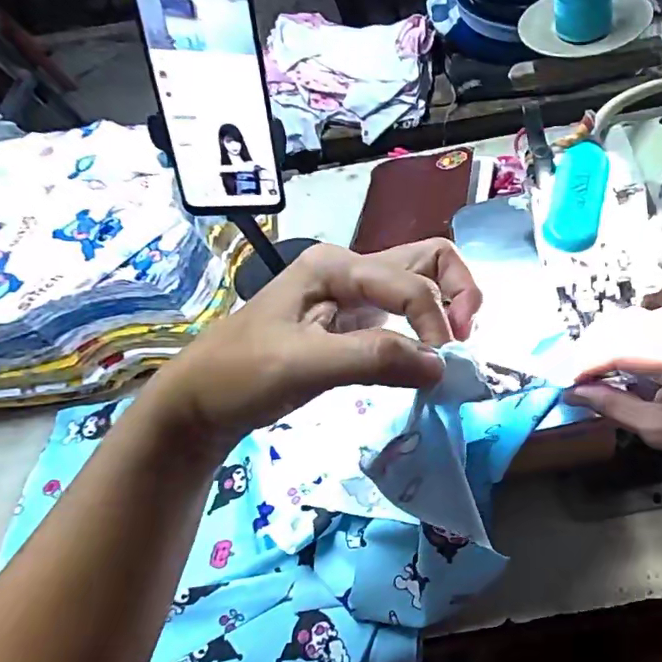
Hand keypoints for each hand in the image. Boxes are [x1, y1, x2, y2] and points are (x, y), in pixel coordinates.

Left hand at [148, 239, 482, 439]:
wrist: (200, 401)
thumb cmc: (239, 376)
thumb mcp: (302, 365)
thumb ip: (372, 358)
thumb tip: (441, 365)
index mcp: (335, 266)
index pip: (411, 284)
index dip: (434, 323)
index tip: (438, 370)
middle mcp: (350, 270)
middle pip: (429, 260)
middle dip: (459, 292)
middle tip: (461, 340)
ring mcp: (355, 296)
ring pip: (422, 283)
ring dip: (448, 307)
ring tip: (450, 348)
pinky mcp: (356, 323)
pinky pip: (407, 315)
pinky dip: (430, 329)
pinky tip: (428, 358)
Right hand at [566, 307, 661, 516]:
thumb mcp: (657, 430)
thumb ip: (613, 405)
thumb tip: (576, 392)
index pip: (621, 349)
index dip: (589, 363)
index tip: (568, 380)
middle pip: (631, 325)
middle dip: (598, 344)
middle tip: (576, 370)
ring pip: (645, 321)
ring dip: (616, 337)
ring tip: (594, 362)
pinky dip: (636, 338)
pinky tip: (622, 357)